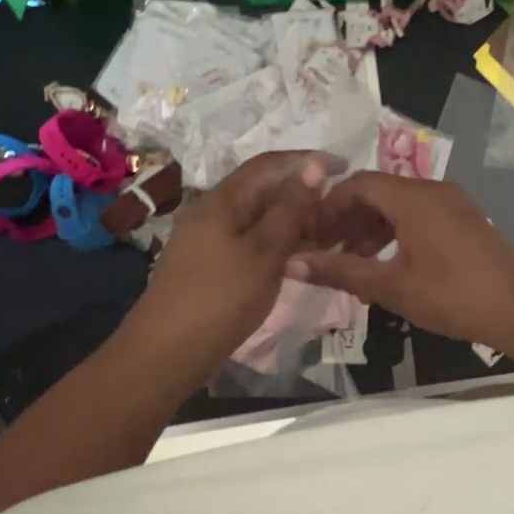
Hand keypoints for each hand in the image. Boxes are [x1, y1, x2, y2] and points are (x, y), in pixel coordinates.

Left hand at [125, 152, 332, 357]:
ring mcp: (212, 240)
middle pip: (264, 190)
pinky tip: (304, 257)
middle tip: (345, 210)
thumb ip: (291, 208)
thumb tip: (314, 164)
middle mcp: (214, 212)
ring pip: (261, 218)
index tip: (345, 167)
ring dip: (296, 221)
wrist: (168, 353)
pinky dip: (281, 243)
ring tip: (333, 234)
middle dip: (305, 193)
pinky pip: (254, 241)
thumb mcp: (264, 251)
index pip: (269, 164)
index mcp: (222, 200)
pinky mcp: (215, 266)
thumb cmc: (220, 297)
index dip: (307, 160)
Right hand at [287, 173, 513, 348]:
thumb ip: (342, 271)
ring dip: (372, 230)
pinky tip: (388, 267)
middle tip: (326, 251)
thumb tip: (293, 264)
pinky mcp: (466, 222)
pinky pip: (421, 217)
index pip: (359, 183)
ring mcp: (454, 205)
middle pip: (379, 193)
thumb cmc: (452, 295)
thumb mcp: (392, 286)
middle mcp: (434, 190)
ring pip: (400, 207)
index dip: (329, 205)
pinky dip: (398, 235)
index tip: (309, 233)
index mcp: (414, 197)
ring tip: (353, 265)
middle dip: (348, 219)